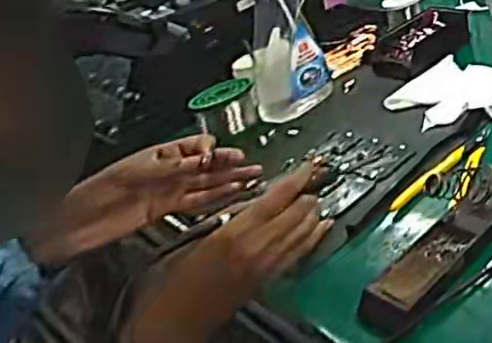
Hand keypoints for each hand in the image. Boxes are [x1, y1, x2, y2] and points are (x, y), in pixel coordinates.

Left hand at [29, 134, 262, 265]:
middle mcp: (171, 169)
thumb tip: (204, 159)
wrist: (66, 225)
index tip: (215, 155)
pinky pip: (196, 200)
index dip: (211, 149)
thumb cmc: (94, 190)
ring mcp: (169, 190)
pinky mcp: (164, 210)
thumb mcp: (136, 171)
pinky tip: (230, 193)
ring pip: (208, 182)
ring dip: (230, 179)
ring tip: (253, 177)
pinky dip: (215, 196)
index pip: (199, 145)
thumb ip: (173, 166)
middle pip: (208, 164)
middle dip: (231, 162)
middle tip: (253, 163)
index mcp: (164, 153)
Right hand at [123, 165, 331, 342]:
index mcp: (237, 232)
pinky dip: (316, 232)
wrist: (168, 328)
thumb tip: (260, 199)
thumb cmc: (173, 284)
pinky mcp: (271, 278)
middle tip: (307, 184)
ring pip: (308, 226)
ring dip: (314, 210)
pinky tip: (323, 223)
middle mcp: (259, 245)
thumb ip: (234, 215)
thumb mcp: (198, 238)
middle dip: (308, 192)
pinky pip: (304, 249)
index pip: (282, 194)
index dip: (300, 176)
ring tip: (312, 201)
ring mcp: (269, 262)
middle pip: (302, 207)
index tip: (309, 165)